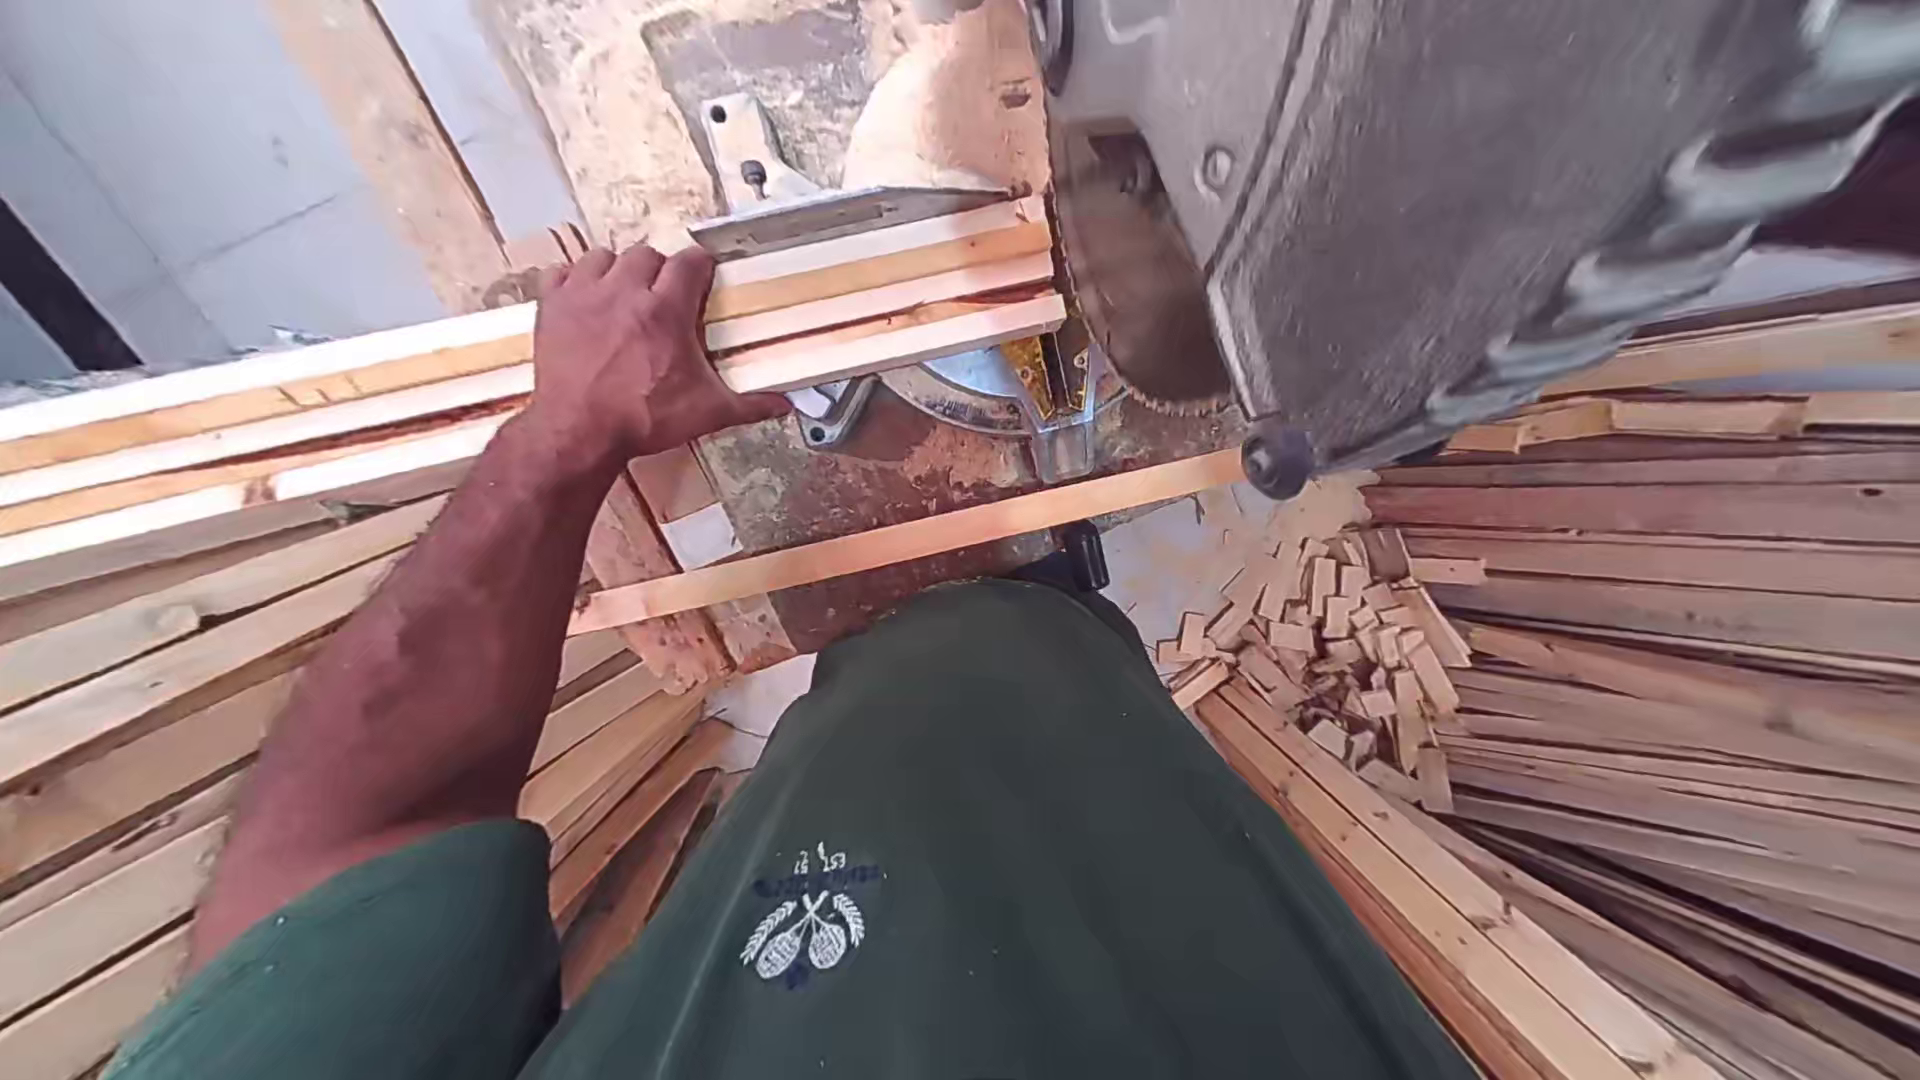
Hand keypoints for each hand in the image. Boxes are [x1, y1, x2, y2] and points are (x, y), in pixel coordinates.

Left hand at [520, 243, 789, 465]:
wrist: (580, 430)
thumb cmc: (645, 419)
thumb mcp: (707, 412)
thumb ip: (749, 405)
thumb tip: (783, 406)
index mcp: (666, 312)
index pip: (689, 263)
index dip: (701, 266)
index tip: (704, 275)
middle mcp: (625, 292)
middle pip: (647, 254)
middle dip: (660, 270)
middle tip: (666, 295)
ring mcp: (584, 295)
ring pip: (604, 256)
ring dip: (619, 270)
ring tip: (626, 295)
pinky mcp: (551, 306)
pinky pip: (562, 271)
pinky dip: (577, 279)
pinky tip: (588, 300)